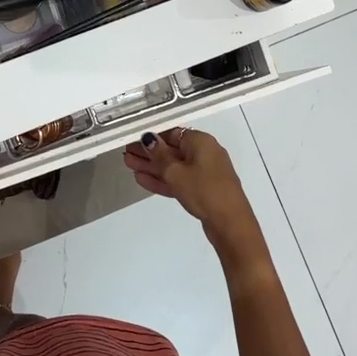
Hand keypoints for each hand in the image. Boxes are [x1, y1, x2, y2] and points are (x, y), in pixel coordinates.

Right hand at [122, 129, 261, 250]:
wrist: (230, 223)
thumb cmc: (203, 191)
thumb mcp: (176, 172)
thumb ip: (159, 155)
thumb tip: (148, 138)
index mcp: (200, 141)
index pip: (171, 133)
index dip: (151, 137)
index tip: (132, 141)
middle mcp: (204, 153)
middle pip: (172, 149)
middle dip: (149, 153)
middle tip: (126, 155)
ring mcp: (204, 172)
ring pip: (174, 166)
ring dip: (152, 167)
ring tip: (129, 166)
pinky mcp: (202, 189)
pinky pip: (179, 180)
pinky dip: (163, 180)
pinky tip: (143, 180)